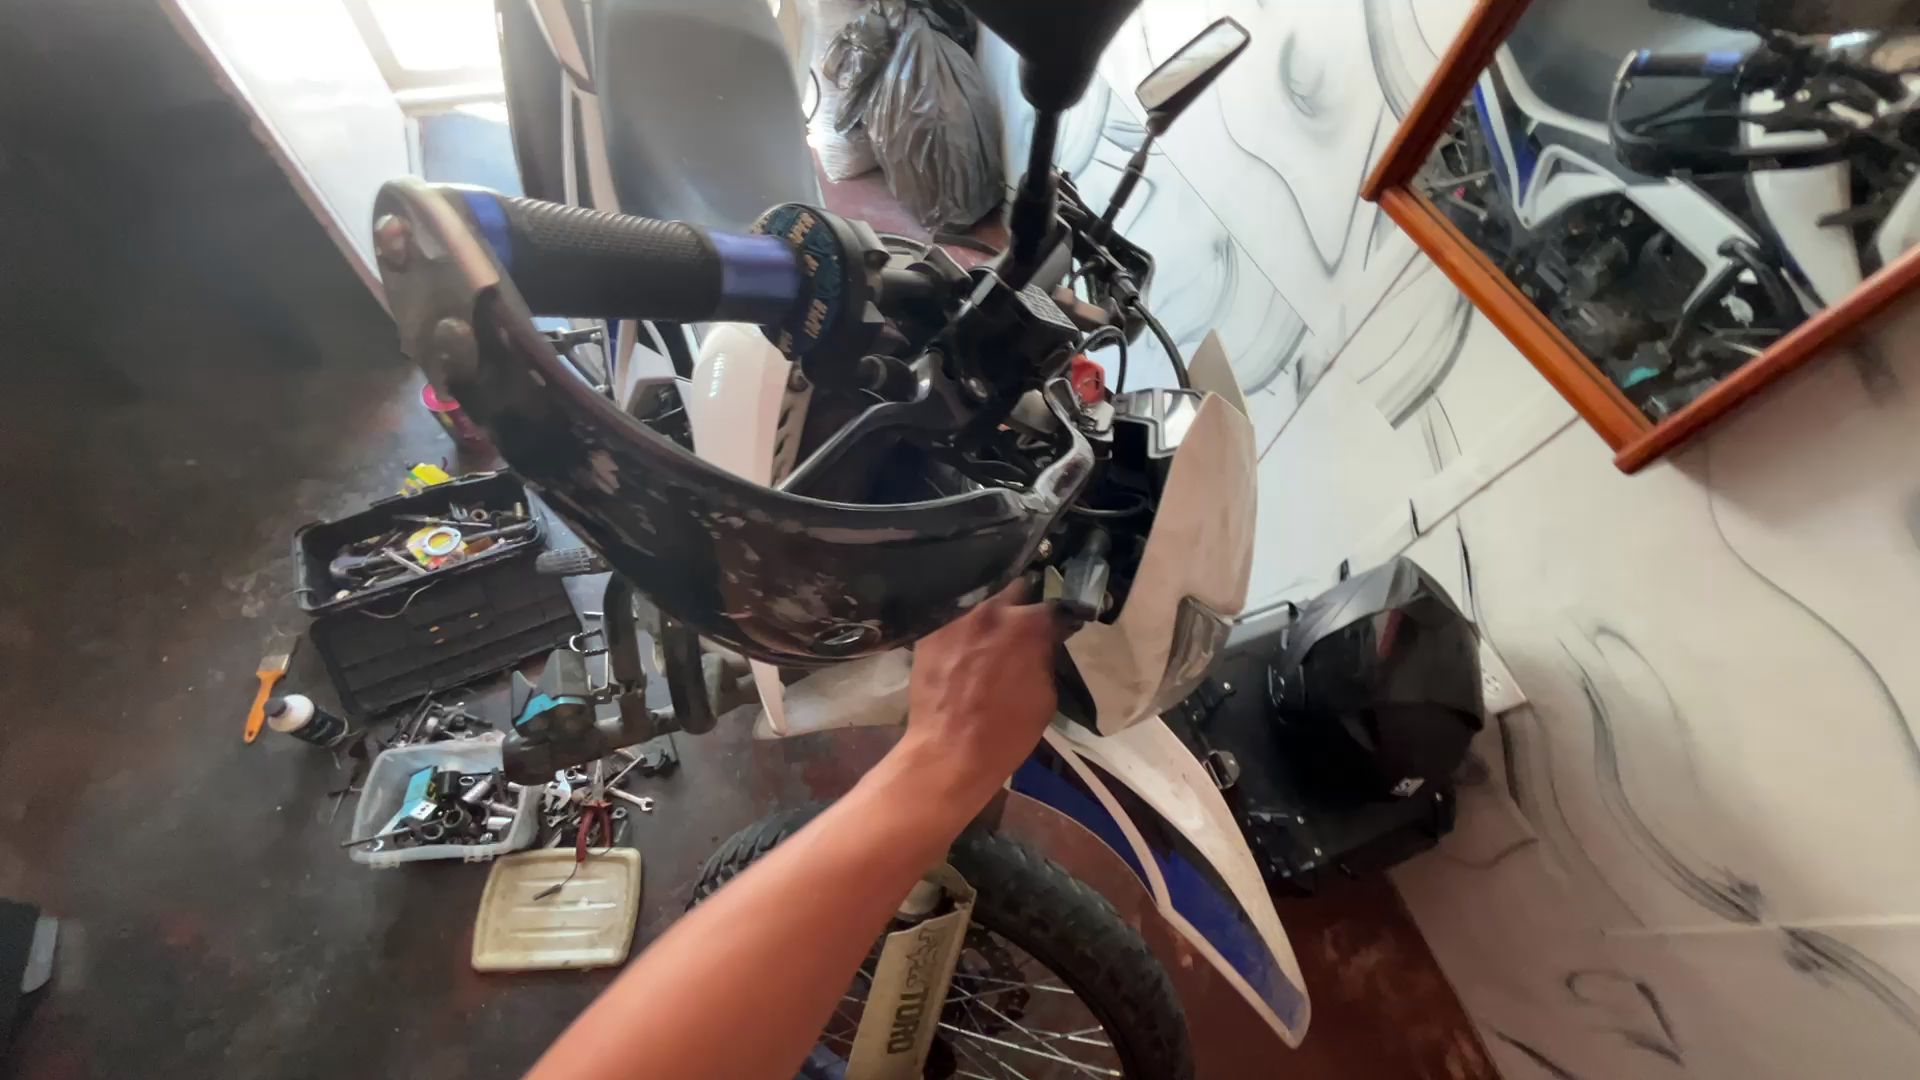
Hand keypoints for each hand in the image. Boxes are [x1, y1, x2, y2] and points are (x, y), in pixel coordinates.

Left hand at [899, 579, 1069, 803]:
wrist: (950, 751)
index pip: (1051, 606)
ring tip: (989, 631)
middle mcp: (992, 609)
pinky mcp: (929, 630)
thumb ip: (1045, 657)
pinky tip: (961, 641)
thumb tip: (1044, 642)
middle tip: (1020, 623)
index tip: (1055, 628)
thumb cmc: (1007, 731)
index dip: (1055, 619)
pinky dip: (960, 626)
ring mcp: (957, 616)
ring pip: (979, 600)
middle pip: (1013, 589)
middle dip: (1021, 603)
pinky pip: (951, 617)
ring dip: (989, 612)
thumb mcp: (1046, 695)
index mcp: (1028, 624)